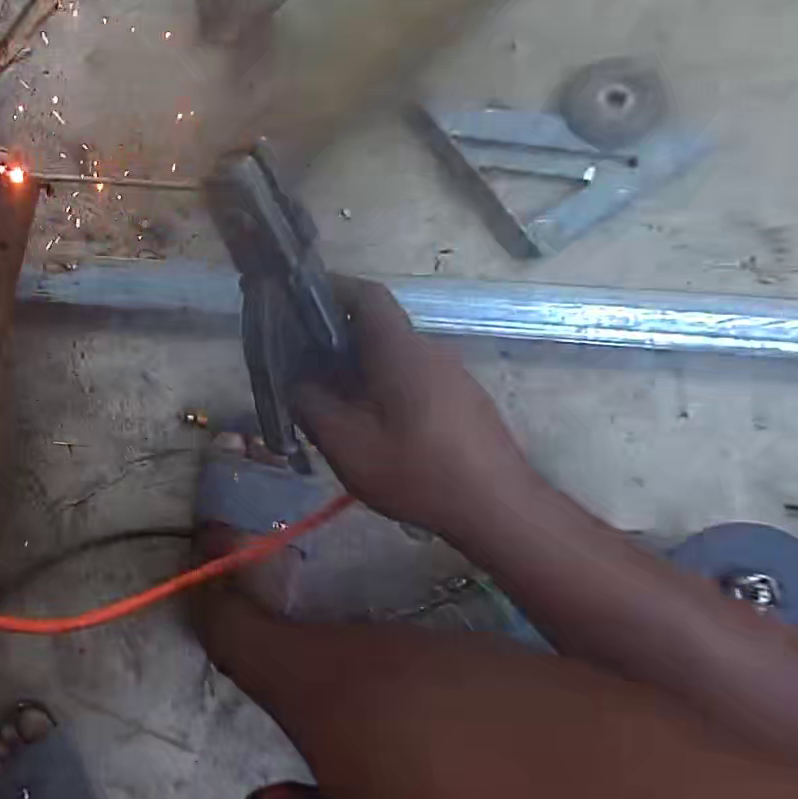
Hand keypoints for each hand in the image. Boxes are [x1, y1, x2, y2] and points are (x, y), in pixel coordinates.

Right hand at [294, 277, 534, 530]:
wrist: (500, 511)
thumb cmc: (418, 471)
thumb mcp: (347, 444)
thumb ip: (312, 405)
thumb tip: (297, 381)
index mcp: (400, 351)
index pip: (367, 296)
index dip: (332, 287)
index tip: (300, 298)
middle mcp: (429, 352)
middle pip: (376, 328)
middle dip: (335, 338)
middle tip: (302, 365)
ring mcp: (450, 376)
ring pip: (392, 356)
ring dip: (358, 368)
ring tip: (330, 401)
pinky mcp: (461, 400)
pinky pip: (410, 378)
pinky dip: (381, 386)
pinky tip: (370, 425)